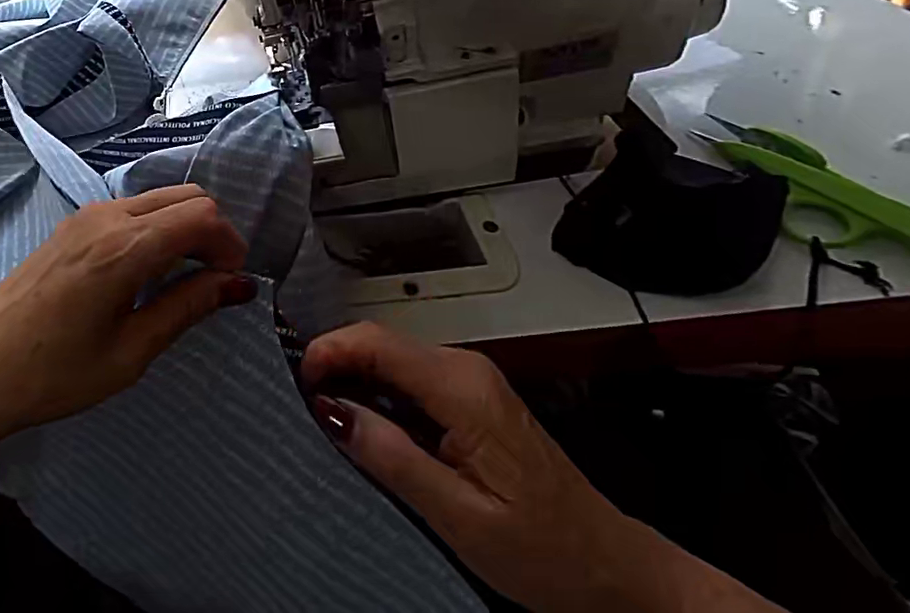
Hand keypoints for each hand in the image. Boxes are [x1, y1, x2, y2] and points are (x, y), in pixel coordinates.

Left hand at [0, 186, 253, 525]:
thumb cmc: (54, 373)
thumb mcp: (130, 352)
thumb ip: (186, 308)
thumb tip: (238, 283)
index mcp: (124, 246)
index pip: (202, 215)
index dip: (230, 244)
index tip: (232, 284)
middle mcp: (105, 216)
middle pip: (183, 196)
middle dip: (211, 232)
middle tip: (213, 283)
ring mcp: (82, 216)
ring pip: (155, 199)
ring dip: (182, 228)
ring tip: (181, 282)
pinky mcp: (68, 226)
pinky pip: (128, 210)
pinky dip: (154, 229)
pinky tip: (145, 273)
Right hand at [301, 323, 782, 612]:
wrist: (614, 570)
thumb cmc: (547, 552)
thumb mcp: (460, 517)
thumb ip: (392, 458)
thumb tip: (330, 410)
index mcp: (463, 389)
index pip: (375, 340)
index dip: (326, 350)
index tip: (296, 382)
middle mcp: (463, 368)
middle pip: (375, 342)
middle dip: (332, 365)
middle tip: (302, 405)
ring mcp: (465, 377)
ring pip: (385, 356)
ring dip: (349, 379)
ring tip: (325, 418)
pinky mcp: (464, 392)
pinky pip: (400, 374)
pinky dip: (371, 390)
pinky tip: (362, 423)